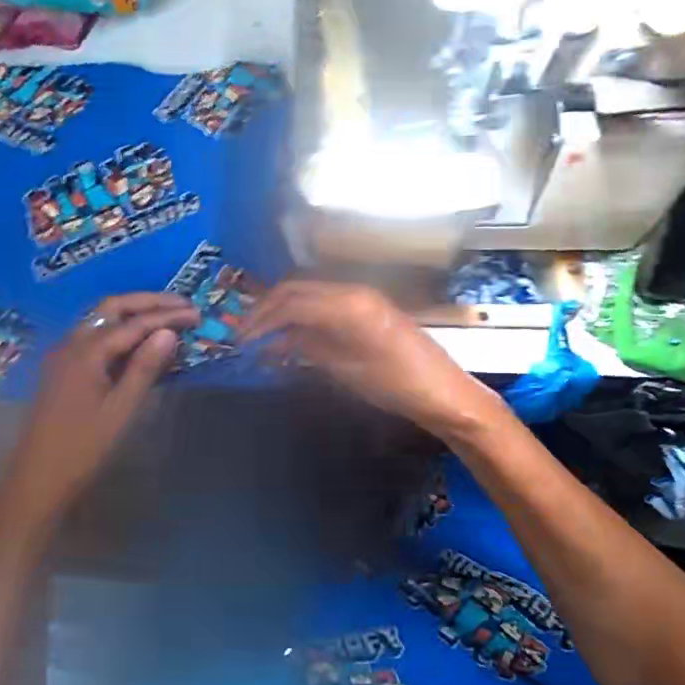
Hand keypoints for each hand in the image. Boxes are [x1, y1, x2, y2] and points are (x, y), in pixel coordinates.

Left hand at [0, 293, 196, 526]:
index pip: (133, 323)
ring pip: (100, 319)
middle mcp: (71, 343)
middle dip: (148, 302)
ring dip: (132, 313)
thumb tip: (170, 333)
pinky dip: (118, 329)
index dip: (167, 316)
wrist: (38, 478)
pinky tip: (138, 341)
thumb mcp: (121, 409)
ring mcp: (63, 354)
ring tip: (165, 316)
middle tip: (182, 304)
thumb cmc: (83, 448)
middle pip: (112, 308)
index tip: (196, 312)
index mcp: (86, 352)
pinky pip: (93, 336)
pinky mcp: (63, 368)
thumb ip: (145, 368)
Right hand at [242, 281, 504, 440]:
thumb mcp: (348, 371)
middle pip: (297, 291)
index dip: (261, 319)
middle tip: (243, 334)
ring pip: (309, 296)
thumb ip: (310, 349)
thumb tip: (275, 341)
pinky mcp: (368, 311)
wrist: (445, 393)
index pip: (291, 302)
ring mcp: (363, 299)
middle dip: (266, 309)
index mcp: (348, 305)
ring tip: (260, 336)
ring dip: (283, 312)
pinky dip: (303, 318)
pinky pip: (325, 307)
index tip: (239, 339)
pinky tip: (291, 339)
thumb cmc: (398, 385)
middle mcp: (353, 292)